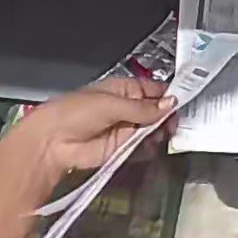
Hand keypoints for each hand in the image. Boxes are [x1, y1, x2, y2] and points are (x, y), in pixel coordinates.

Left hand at [6, 77, 174, 174]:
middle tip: (174, 123)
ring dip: (160, 132)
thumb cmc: (76, 113)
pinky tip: (153, 145)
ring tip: (163, 134)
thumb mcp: (111, 104)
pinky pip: (144, 146)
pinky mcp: (123, 148)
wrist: (53, 142)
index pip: (153, 89)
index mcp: (122, 89)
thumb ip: (143, 107)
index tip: (184, 101)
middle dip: (167, 116)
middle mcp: (127, 107)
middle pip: (156, 110)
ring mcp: (126, 128)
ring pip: (153, 129)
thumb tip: (170, 104)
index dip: (168, 95)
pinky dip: (151, 147)